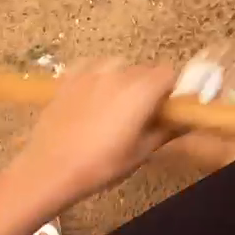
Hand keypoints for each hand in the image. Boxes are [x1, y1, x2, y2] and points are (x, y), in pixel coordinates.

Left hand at [8, 60, 177, 206]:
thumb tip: (183, 122)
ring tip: (116, 106)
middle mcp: (118, 74)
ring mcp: (90, 73)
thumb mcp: (140, 153)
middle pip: (144, 69)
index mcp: (141, 91)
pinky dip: (98, 76)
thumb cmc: (100, 166)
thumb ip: (166, 132)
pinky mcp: (69, 78)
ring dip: (123, 79)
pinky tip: (94, 95)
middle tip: (142, 115)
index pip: (168, 73)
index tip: (166, 108)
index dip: (171, 90)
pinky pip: (91, 67)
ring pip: (118, 65)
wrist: (51, 168)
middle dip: (148, 88)